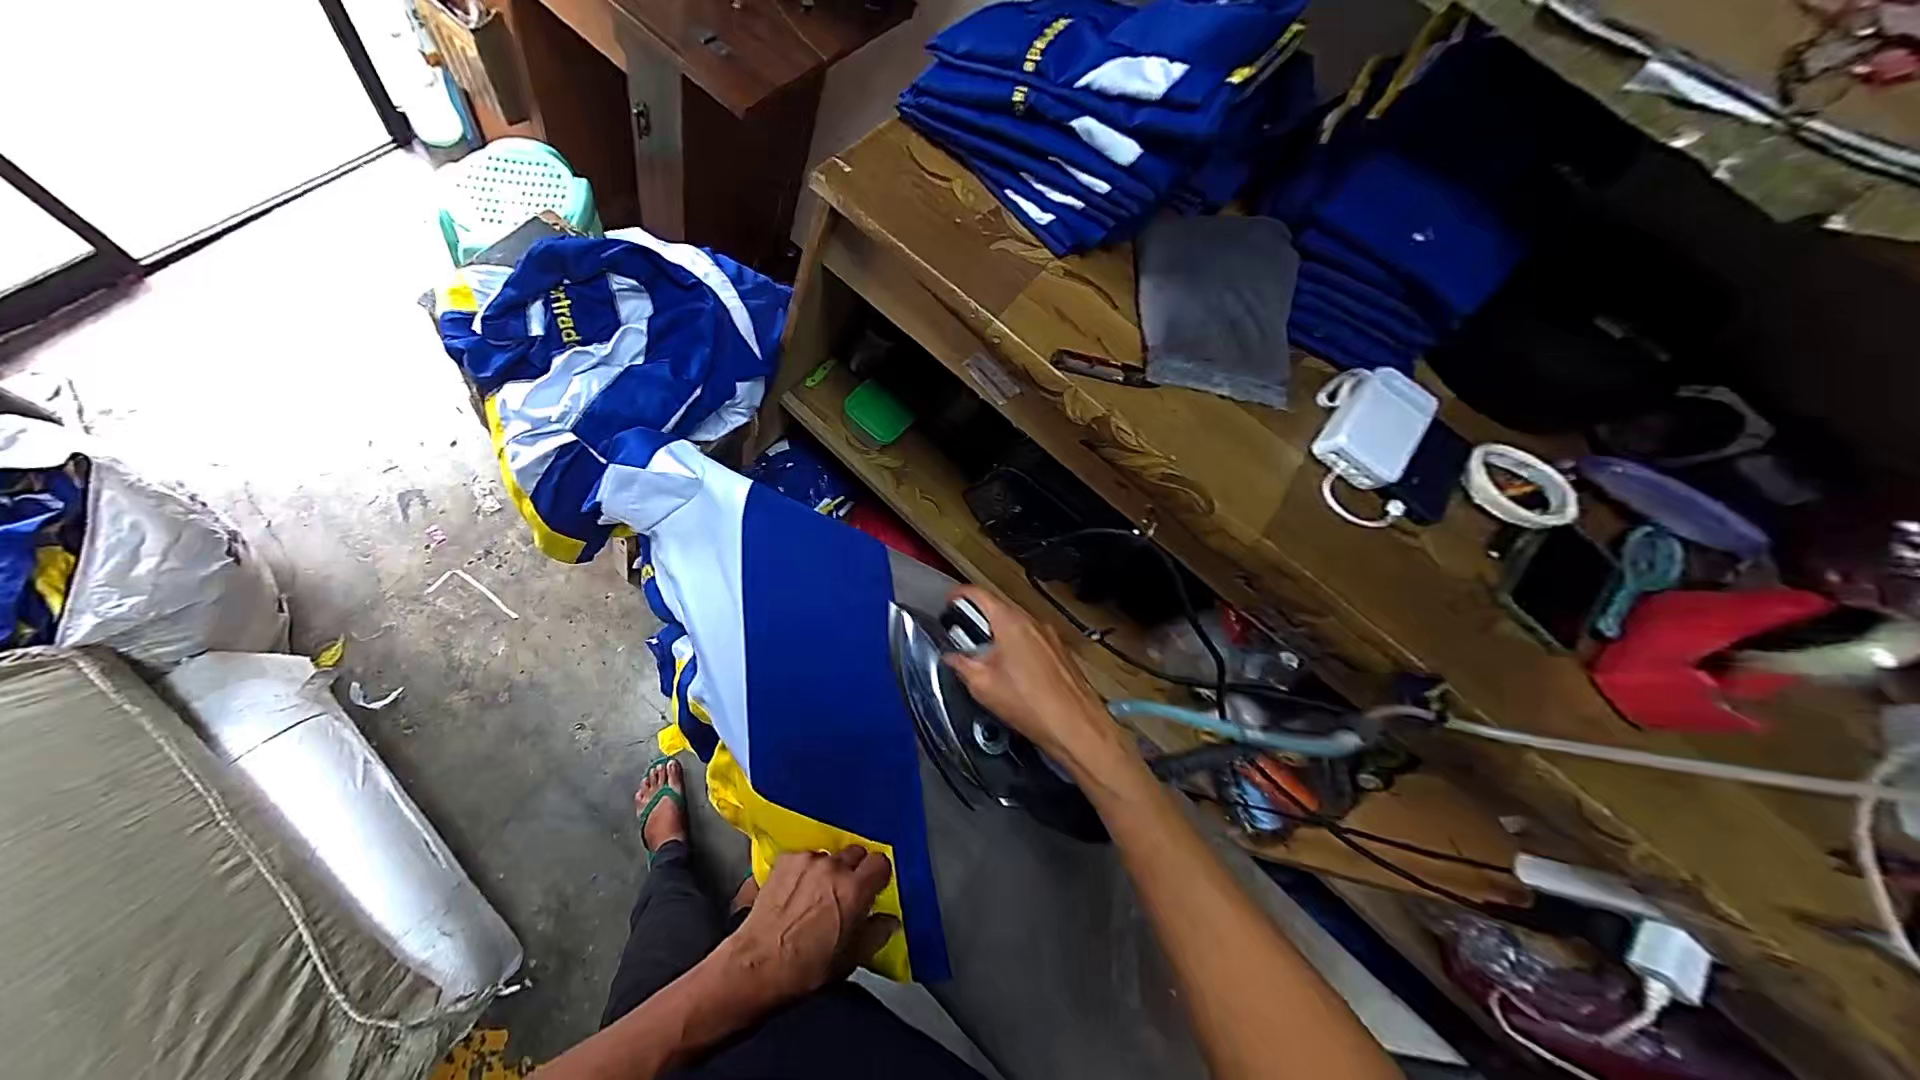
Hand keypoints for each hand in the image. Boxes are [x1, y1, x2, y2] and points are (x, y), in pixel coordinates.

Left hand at [718, 846, 898, 1006]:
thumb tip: (889, 921)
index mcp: (856, 889)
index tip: (873, 889)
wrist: (757, 967)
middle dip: (854, 870)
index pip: (881, 862)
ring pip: (829, 856)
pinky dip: (804, 870)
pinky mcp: (785, 861)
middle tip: (845, 893)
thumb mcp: (852, 959)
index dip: (878, 876)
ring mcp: (808, 860)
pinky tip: (795, 890)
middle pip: (856, 853)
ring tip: (816, 894)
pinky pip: (804, 858)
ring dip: (828, 870)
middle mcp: (834, 866)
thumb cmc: (807, 969)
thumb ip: (877, 933)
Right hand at [941, 585, 1126, 772]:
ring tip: (987, 665)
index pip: (979, 594)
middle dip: (978, 622)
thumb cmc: (1034, 705)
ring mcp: (1050, 638)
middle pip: (999, 610)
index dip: (960, 594)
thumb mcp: (982, 685)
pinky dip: (1018, 651)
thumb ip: (961, 664)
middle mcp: (1033, 624)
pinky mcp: (1060, 654)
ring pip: (1017, 627)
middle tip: (963, 639)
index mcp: (1011, 622)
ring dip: (999, 638)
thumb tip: (952, 658)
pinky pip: (1033, 642)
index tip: (950, 601)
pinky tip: (1013, 678)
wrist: (1074, 725)